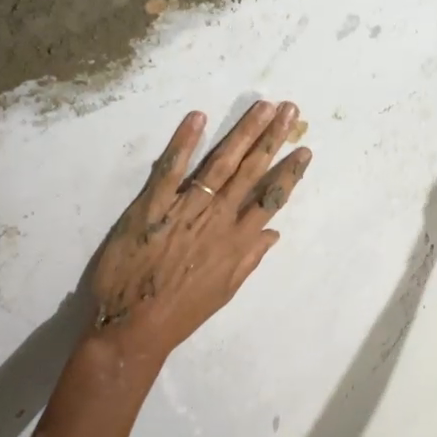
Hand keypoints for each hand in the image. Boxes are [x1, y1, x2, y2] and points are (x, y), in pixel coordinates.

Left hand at [89, 101, 311, 361]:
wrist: (131, 329)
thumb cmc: (180, 312)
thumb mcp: (225, 291)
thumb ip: (250, 258)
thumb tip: (274, 233)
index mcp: (237, 241)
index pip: (271, 198)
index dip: (290, 172)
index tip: (305, 149)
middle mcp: (218, 219)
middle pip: (251, 171)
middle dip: (273, 138)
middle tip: (290, 110)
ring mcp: (186, 210)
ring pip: (221, 163)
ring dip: (243, 132)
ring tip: (263, 106)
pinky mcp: (152, 207)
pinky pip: (171, 169)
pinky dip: (185, 143)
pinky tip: (198, 117)